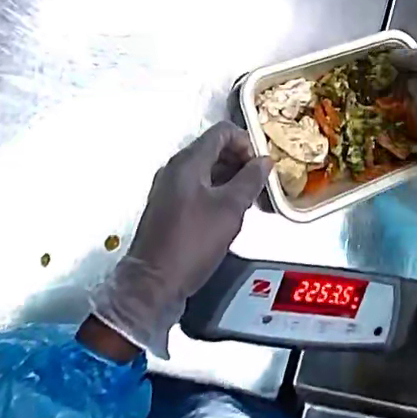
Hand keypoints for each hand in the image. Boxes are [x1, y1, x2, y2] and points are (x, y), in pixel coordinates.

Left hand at [88, 123, 268, 359]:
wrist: (152, 284)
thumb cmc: (191, 243)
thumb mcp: (230, 209)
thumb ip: (250, 180)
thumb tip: (264, 162)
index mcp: (188, 162)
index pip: (222, 132)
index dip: (247, 142)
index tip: (260, 164)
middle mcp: (175, 169)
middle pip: (214, 148)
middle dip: (241, 161)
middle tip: (259, 182)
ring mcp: (168, 188)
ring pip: (206, 169)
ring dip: (230, 178)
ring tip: (249, 199)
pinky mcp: (168, 208)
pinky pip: (197, 187)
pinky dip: (217, 192)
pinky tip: (229, 213)